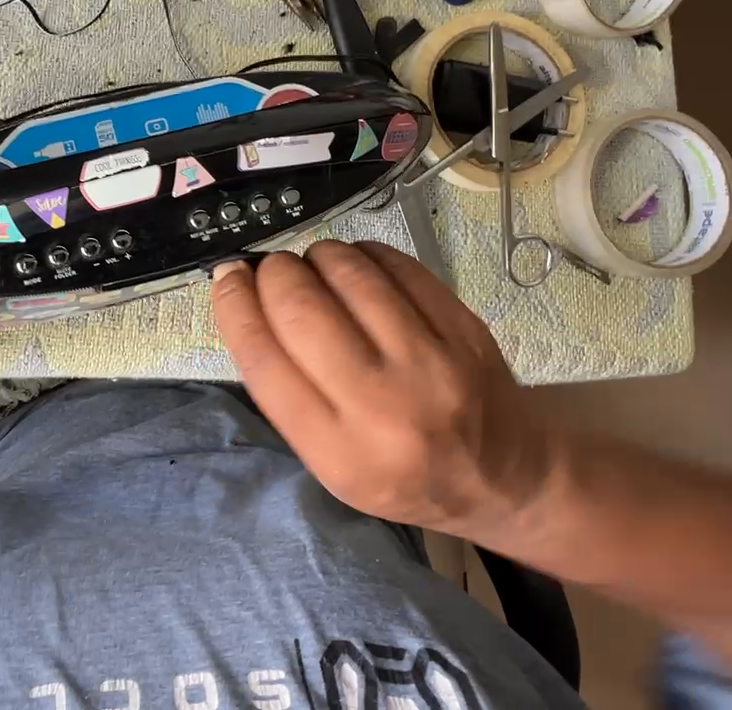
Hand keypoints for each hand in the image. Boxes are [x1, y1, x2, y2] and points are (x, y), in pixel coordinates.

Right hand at [210, 241, 561, 537]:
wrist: (504, 477)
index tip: (227, 277)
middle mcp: (384, 407)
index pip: (264, 358)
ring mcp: (431, 362)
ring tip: (317, 271)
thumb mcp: (327, 459)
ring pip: (345, 271)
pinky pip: (392, 262)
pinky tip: (357, 270)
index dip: (234, 304)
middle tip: (274, 274)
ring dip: (316, 257)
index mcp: (337, 451)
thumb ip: (284, 385)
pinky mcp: (463, 326)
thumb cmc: (399, 472)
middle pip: (299, 306)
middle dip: (273, 273)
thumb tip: (241, 293)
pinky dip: (360, 255)